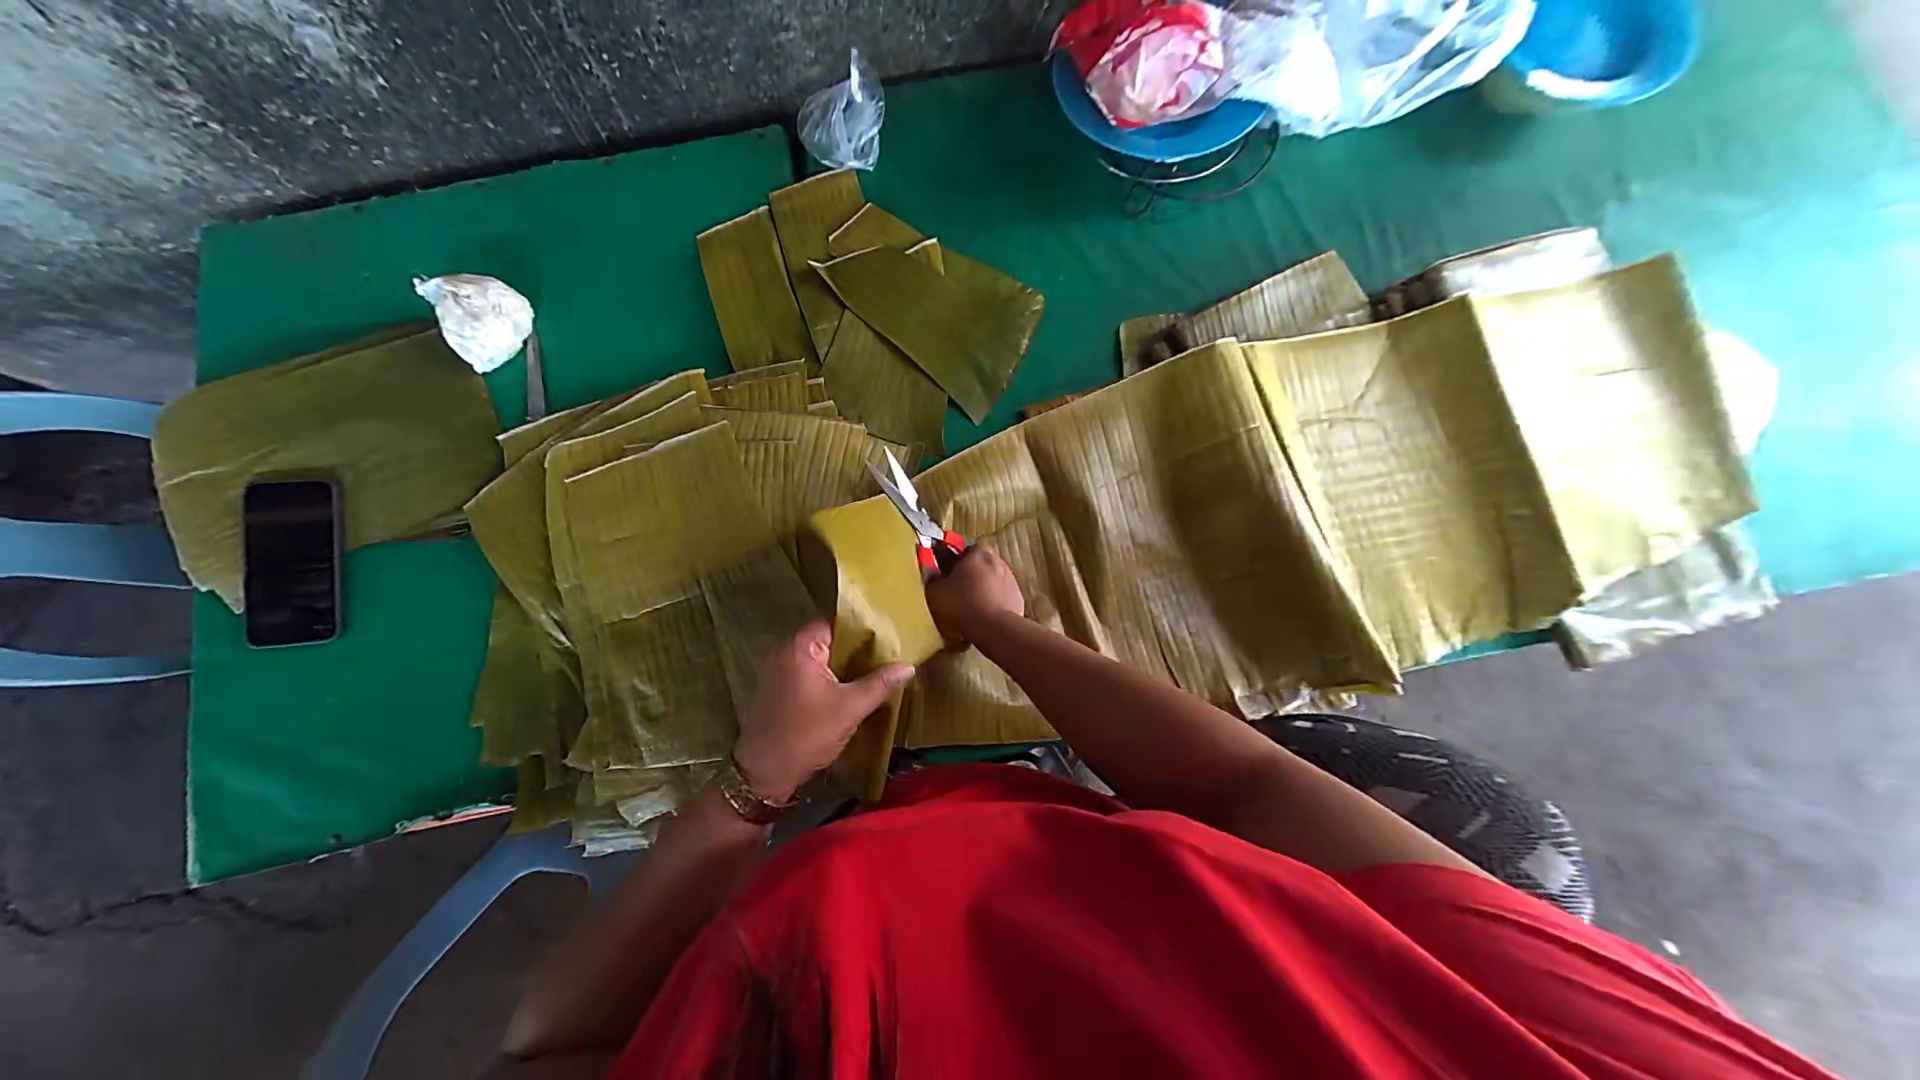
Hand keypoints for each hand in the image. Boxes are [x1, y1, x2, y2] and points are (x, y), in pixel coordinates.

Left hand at [733, 620, 914, 801]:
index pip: (835, 624)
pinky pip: (808, 673)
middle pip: (827, 640)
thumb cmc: (806, 735)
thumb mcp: (849, 709)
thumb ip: (879, 683)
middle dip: (856, 649)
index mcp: (799, 647)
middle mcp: (783, 651)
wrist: (764, 775)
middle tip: (887, 657)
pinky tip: (849, 691)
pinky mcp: (777, 690)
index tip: (888, 639)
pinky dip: (828, 678)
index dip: (861, 630)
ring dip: (843, 666)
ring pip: (819, 659)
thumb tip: (909, 665)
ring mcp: (777, 671)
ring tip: (874, 673)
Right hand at [925, 543, 1024, 642]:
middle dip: (973, 571)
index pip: (968, 546)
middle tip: (960, 586)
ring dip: (985, 586)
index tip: (950, 569)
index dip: (958, 557)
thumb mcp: (935, 591)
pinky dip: (995, 600)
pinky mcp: (1018, 597)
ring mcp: (1010, 579)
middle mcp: (997, 561)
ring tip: (972, 603)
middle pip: (983, 562)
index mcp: (977, 554)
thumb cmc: (962, 604)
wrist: (994, 628)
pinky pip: (1003, 595)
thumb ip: (932, 577)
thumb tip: (931, 571)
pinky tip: (985, 614)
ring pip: (994, 578)